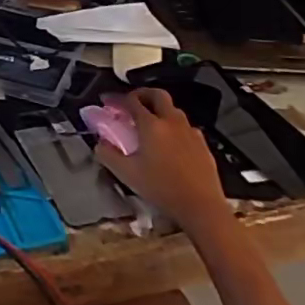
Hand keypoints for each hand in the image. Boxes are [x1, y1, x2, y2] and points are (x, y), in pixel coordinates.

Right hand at [95, 88, 230, 230]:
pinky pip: (187, 128)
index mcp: (151, 125)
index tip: (108, 102)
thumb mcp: (125, 172)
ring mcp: (191, 134)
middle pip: (158, 95)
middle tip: (132, 104)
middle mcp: (172, 124)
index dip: (116, 98)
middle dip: (142, 94)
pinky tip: (171, 143)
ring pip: (174, 111)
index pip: (131, 100)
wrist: (203, 209)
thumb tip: (100, 143)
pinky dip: (175, 128)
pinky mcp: (204, 147)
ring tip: (150, 124)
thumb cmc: (162, 188)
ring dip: (159, 111)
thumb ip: (107, 154)